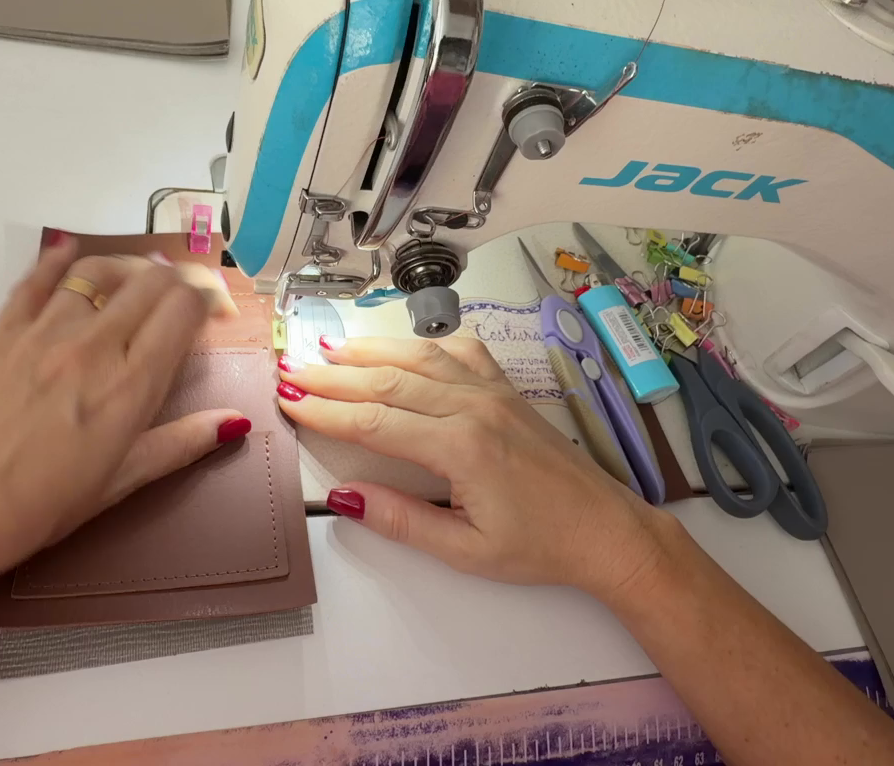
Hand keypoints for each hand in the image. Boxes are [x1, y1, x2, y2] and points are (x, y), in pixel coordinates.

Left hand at [0, 233, 243, 632]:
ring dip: (130, 269)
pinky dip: (59, 259)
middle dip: (179, 281)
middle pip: (151, 281)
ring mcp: (44, 332)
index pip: (184, 309)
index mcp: (130, 386)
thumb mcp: (119, 483)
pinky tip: (70, 252)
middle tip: (184, 299)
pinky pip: (37, 279)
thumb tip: (235, 422)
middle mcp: (93, 346)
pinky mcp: (1, 331)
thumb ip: (181, 443)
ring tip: (138, 283)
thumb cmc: (38, 510)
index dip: (208, 300)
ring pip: (100, 269)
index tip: (214, 313)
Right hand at [276, 337, 671, 602]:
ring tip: (331, 348)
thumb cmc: (538, 546)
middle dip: (336, 376)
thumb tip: (344, 496)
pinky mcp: (505, 388)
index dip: (327, 411)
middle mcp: (473, 406)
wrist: (604, 528)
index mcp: (461, 447)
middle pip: (389, 382)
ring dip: (372, 351)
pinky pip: (461, 352)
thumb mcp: (466, 550)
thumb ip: (402, 521)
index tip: (289, 402)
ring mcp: (492, 391)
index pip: (376, 422)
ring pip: (420, 358)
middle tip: (293, 370)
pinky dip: (426, 344)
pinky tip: (406, 346)